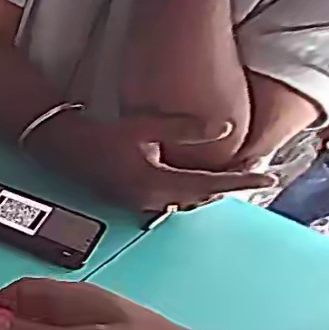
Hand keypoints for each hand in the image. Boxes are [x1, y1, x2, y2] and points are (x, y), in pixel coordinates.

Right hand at [37, 113, 274, 211]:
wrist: (62, 147)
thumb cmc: (98, 135)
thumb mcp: (144, 126)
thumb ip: (185, 129)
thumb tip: (225, 129)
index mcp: (153, 181)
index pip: (208, 184)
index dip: (240, 181)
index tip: (266, 178)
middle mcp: (147, 198)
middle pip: (199, 199)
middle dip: (228, 188)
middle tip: (254, 175)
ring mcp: (136, 202)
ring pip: (184, 203)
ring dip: (208, 193)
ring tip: (231, 179)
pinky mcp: (129, 200)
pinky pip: (168, 203)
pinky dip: (187, 194)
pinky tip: (195, 184)